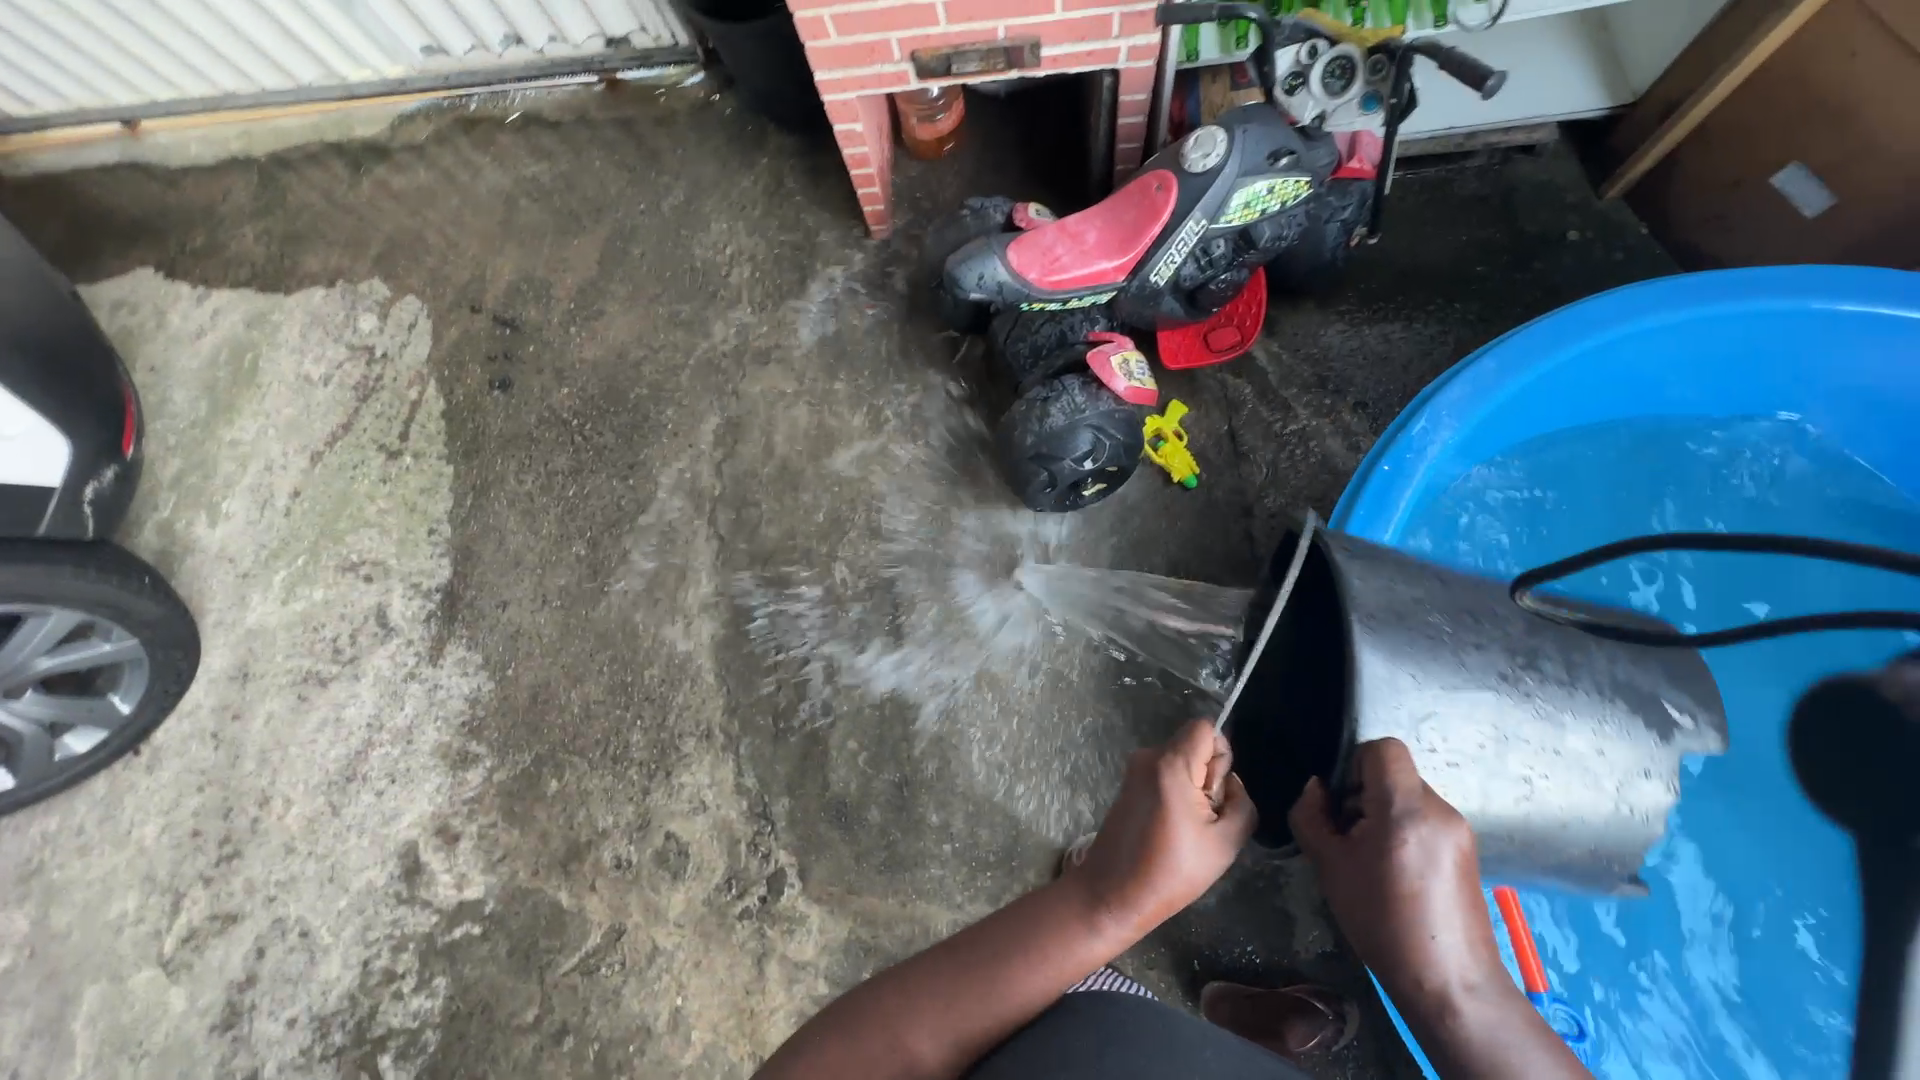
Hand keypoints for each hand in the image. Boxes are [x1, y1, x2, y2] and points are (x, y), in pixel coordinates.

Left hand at [1067, 719, 1257, 938]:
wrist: (1112, 893)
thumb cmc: (1171, 871)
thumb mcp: (1225, 843)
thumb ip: (1241, 802)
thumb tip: (1230, 782)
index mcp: (1170, 764)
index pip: (1205, 727)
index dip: (1221, 755)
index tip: (1215, 792)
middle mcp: (1148, 756)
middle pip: (1193, 744)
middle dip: (1207, 775)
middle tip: (1202, 818)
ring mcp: (1133, 769)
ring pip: (1180, 761)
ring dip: (1192, 787)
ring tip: (1186, 828)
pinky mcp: (1127, 784)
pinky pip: (1164, 774)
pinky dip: (1175, 793)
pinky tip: (1169, 829)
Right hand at [1288, 738, 1507, 1013]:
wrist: (1449, 981)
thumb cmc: (1381, 920)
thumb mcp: (1328, 865)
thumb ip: (1311, 816)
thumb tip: (1316, 789)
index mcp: (1405, 808)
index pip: (1382, 748)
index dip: (1353, 764)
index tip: (1340, 803)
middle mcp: (1439, 809)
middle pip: (1394, 773)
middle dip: (1363, 793)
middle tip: (1348, 837)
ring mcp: (1458, 829)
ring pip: (1408, 796)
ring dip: (1382, 813)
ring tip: (1370, 860)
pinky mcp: (1467, 849)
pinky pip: (1425, 819)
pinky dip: (1403, 831)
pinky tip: (1395, 873)